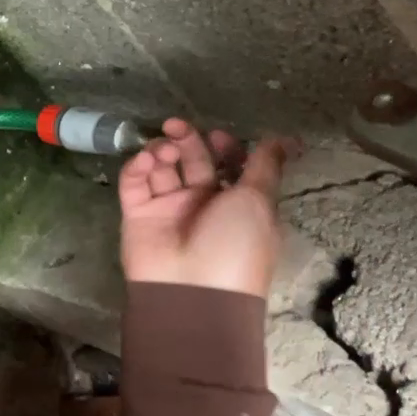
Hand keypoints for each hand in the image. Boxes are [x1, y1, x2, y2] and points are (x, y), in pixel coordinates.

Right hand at [117, 118, 295, 297]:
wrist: (191, 288)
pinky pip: (134, 182)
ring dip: (161, 151)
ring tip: (161, 150)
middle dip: (186, 140)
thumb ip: (265, 166)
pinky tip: (145, 160)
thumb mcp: (258, 202)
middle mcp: (201, 202)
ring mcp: (167, 207)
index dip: (223, 146)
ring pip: (161, 168)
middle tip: (175, 126)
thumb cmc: (235, 244)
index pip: (226, 164)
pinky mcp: (137, 213)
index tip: (216, 135)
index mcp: (235, 201)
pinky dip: (137, 167)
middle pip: (192, 161)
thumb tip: (282, 139)